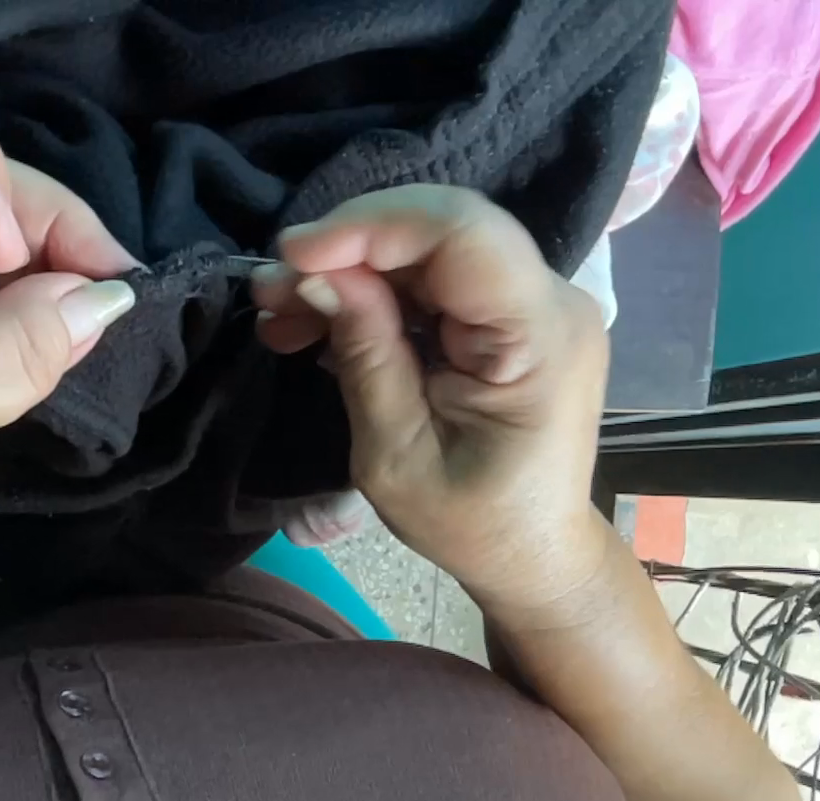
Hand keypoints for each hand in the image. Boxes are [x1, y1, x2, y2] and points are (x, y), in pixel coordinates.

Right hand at [252, 185, 612, 627]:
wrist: (529, 554)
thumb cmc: (469, 525)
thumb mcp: (397, 456)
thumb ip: (365, 357)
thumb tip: (317, 276)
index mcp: (539, 339)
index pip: (462, 234)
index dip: (371, 226)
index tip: (292, 254)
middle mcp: (551, 302)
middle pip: (441, 235)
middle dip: (346, 253)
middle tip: (269, 291)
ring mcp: (533, 306)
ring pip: (428, 256)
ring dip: (349, 276)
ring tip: (280, 315)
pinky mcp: (507, 321)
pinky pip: (434, 286)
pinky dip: (373, 298)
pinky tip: (319, 325)